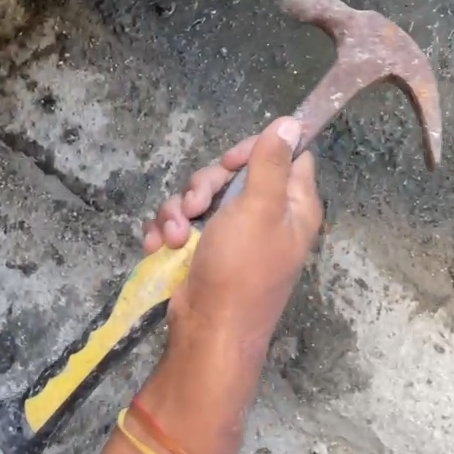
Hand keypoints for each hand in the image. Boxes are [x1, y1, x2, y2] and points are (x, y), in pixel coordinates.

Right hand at [142, 117, 321, 355]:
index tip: (232, 162)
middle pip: (233, 174)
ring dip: (179, 212)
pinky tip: (161, 247)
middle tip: (198, 206)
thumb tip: (290, 123)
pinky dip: (168, 232)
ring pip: (200, 197)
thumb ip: (271, 163)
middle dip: (205, 186)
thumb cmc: (240, 270)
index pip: (284, 156)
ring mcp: (231, 235)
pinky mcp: (203, 250)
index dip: (255, 151)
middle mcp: (264, 216)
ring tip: (177, 238)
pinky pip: (181, 223)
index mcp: (291, 205)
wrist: (208, 330)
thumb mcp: (258, 209)